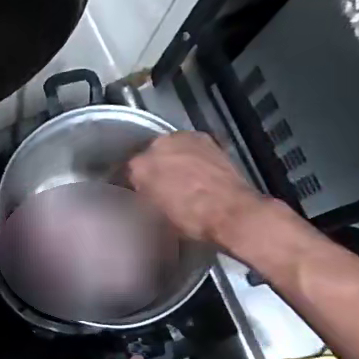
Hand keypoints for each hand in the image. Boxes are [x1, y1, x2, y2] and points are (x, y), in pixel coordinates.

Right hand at [125, 132, 275, 246]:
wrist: (231, 212)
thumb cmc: (192, 220)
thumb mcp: (158, 218)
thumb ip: (145, 201)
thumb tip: (144, 198)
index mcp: (140, 166)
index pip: (126, 171)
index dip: (131, 184)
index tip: (135, 193)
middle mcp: (158, 145)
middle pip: (148, 155)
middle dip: (152, 168)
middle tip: (159, 185)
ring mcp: (184, 138)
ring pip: (170, 148)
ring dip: (172, 159)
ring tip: (179, 177)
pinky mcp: (206, 139)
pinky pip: (190, 147)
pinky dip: (190, 156)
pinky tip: (196, 170)